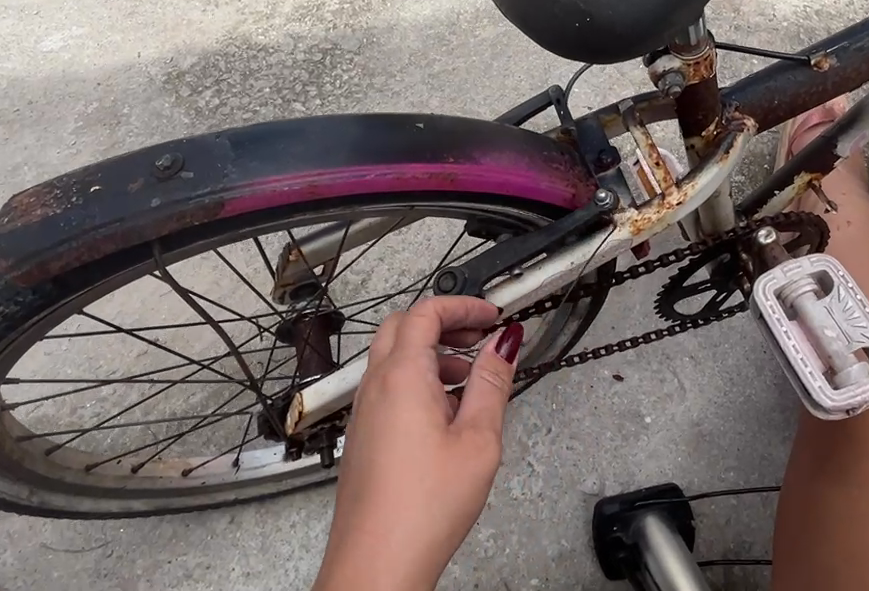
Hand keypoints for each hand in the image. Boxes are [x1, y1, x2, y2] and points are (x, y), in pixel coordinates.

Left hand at [312, 297, 523, 590]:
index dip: (462, 304)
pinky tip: (446, 416)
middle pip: (403, 325)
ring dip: (432, 352)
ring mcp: (364, 411)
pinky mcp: (363, 436)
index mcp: (402, 375)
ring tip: (470, 380)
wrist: (375, 567)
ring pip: (394, 357)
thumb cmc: (423, 507)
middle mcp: (376, 385)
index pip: (426, 311)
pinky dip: (417, 380)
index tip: (492, 315)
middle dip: (444, 321)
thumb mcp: (478, 439)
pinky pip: (388, 386)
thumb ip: (492, 383)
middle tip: (479, 335)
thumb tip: (505, 342)